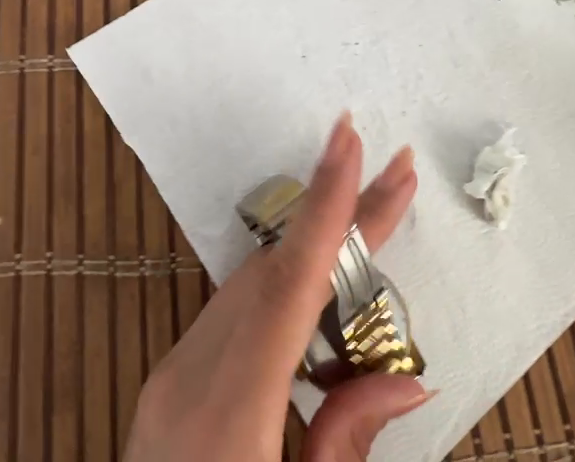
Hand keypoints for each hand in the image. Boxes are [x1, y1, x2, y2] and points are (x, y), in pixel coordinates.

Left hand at [123, 114, 428, 461]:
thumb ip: (347, 443)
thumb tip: (404, 377)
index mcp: (226, 413)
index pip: (286, 286)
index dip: (325, 207)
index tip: (348, 142)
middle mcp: (189, 379)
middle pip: (275, 273)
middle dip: (341, 220)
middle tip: (395, 178)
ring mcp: (172, 377)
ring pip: (255, 288)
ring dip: (316, 258)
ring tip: (376, 236)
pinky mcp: (170, 386)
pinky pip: (236, 318)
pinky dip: (286, 299)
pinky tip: (326, 314)